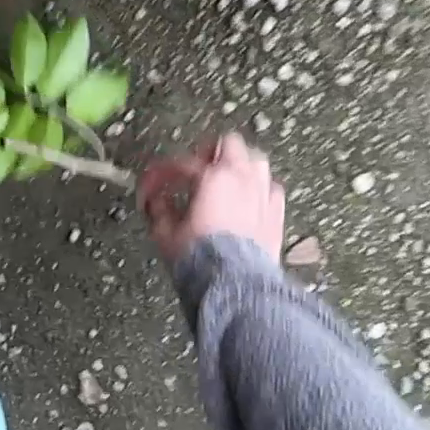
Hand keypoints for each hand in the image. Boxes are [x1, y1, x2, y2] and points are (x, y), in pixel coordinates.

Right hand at [138, 133, 284, 265]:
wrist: (234, 286)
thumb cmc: (200, 259)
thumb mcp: (166, 234)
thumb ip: (159, 210)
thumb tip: (157, 202)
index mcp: (211, 177)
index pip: (182, 163)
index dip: (163, 173)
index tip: (153, 186)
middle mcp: (240, 178)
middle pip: (229, 143)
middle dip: (210, 152)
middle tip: (196, 167)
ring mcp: (263, 194)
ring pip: (256, 160)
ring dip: (239, 165)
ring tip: (225, 179)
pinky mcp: (277, 213)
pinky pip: (271, 188)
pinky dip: (259, 189)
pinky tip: (249, 202)